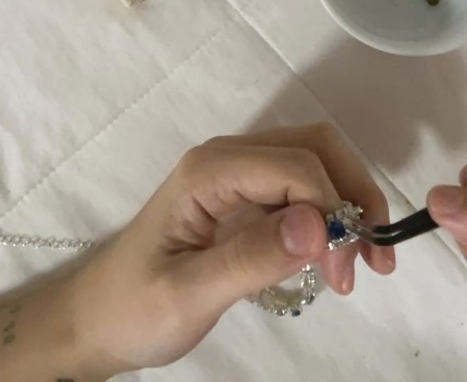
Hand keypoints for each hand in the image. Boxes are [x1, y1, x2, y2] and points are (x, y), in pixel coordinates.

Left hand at [65, 124, 396, 374]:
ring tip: (355, 268)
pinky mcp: (244, 198)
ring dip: (345, 204)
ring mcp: (236, 175)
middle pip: (312, 147)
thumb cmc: (134, 307)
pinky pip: (298, 189)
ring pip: (312, 163)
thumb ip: (251, 258)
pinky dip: (328, 217)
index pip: (294, 164)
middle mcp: (227, 158)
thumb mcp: (188, 295)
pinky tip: (331, 259)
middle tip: (368, 262)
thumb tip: (317, 224)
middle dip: (351, 195)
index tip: (343, 267)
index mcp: (209, 170)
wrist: (98, 318)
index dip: (331, 206)